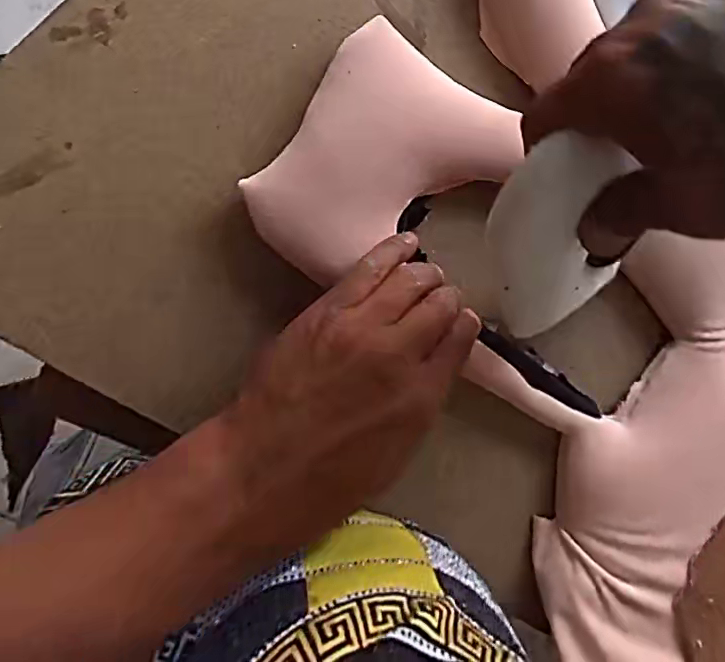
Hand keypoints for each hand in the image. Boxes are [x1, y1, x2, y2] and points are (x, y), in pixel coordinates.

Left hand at [213, 233, 479, 548]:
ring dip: (425, 273)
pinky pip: (368, 269)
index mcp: (421, 399)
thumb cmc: (328, 479)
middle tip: (443, 296)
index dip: (464, 325)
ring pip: (409, 282)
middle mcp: (399, 357)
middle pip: (439, 307)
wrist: (260, 469)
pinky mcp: (328, 311)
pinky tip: (405, 244)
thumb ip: (422, 402)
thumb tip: (435, 364)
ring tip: (429, 271)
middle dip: (447, 297)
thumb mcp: (396, 453)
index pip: (458, 342)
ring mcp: (361, 328)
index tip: (463, 320)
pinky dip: (392, 252)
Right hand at [522, 0, 724, 257]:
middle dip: (601, 116)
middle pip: (595, 73)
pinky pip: (699, 22)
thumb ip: (627, 211)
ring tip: (701, 123)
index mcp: (619, 76)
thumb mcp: (701, 211)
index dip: (549, 147)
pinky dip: (699, 55)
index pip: (549, 110)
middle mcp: (649, 20)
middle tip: (634, 158)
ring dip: (651, 83)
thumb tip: (594, 225)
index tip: (566, 172)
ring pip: (648, 44)